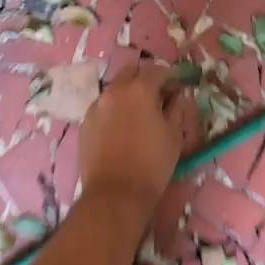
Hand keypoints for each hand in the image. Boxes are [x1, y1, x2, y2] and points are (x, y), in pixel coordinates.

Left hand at [77, 65, 196, 213]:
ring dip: (128, 93)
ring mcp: (96, 106)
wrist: (115, 194)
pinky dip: (114, 109)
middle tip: (158, 96)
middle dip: (146, 78)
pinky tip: (122, 128)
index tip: (177, 87)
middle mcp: (114, 91)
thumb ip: (177, 108)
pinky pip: (103, 106)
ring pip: (115, 88)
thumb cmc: (152, 164)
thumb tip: (179, 94)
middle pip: (131, 72)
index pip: (157, 70)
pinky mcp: (85, 122)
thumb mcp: (174, 135)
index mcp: (139, 90)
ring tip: (139, 114)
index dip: (170, 76)